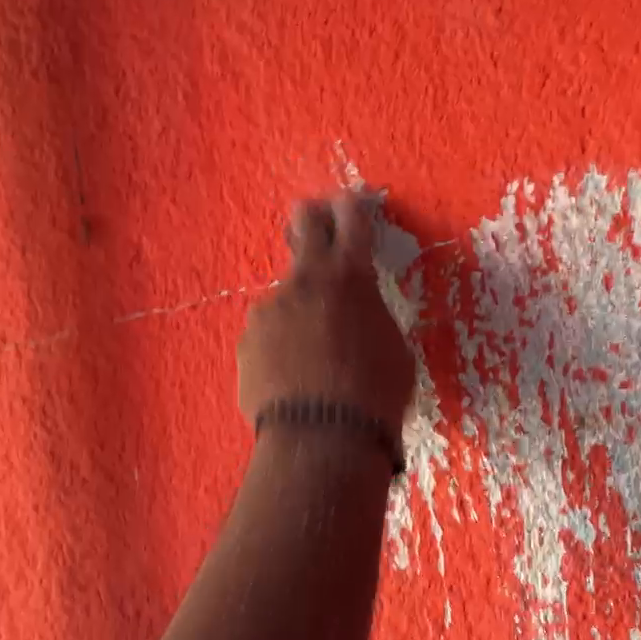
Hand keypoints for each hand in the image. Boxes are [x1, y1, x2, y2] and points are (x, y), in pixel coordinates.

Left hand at [237, 193, 414, 439]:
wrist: (323, 438)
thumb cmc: (377, 392)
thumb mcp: (393, 347)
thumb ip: (371, 315)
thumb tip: (357, 313)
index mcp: (349, 277)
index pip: (353, 218)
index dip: (355, 205)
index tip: (355, 201)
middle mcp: (303, 281)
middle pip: (303, 223)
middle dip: (314, 220)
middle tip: (321, 230)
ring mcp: (269, 310)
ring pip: (288, 297)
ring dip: (302, 313)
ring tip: (318, 357)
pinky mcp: (247, 342)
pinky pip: (271, 334)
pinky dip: (284, 347)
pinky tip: (298, 378)